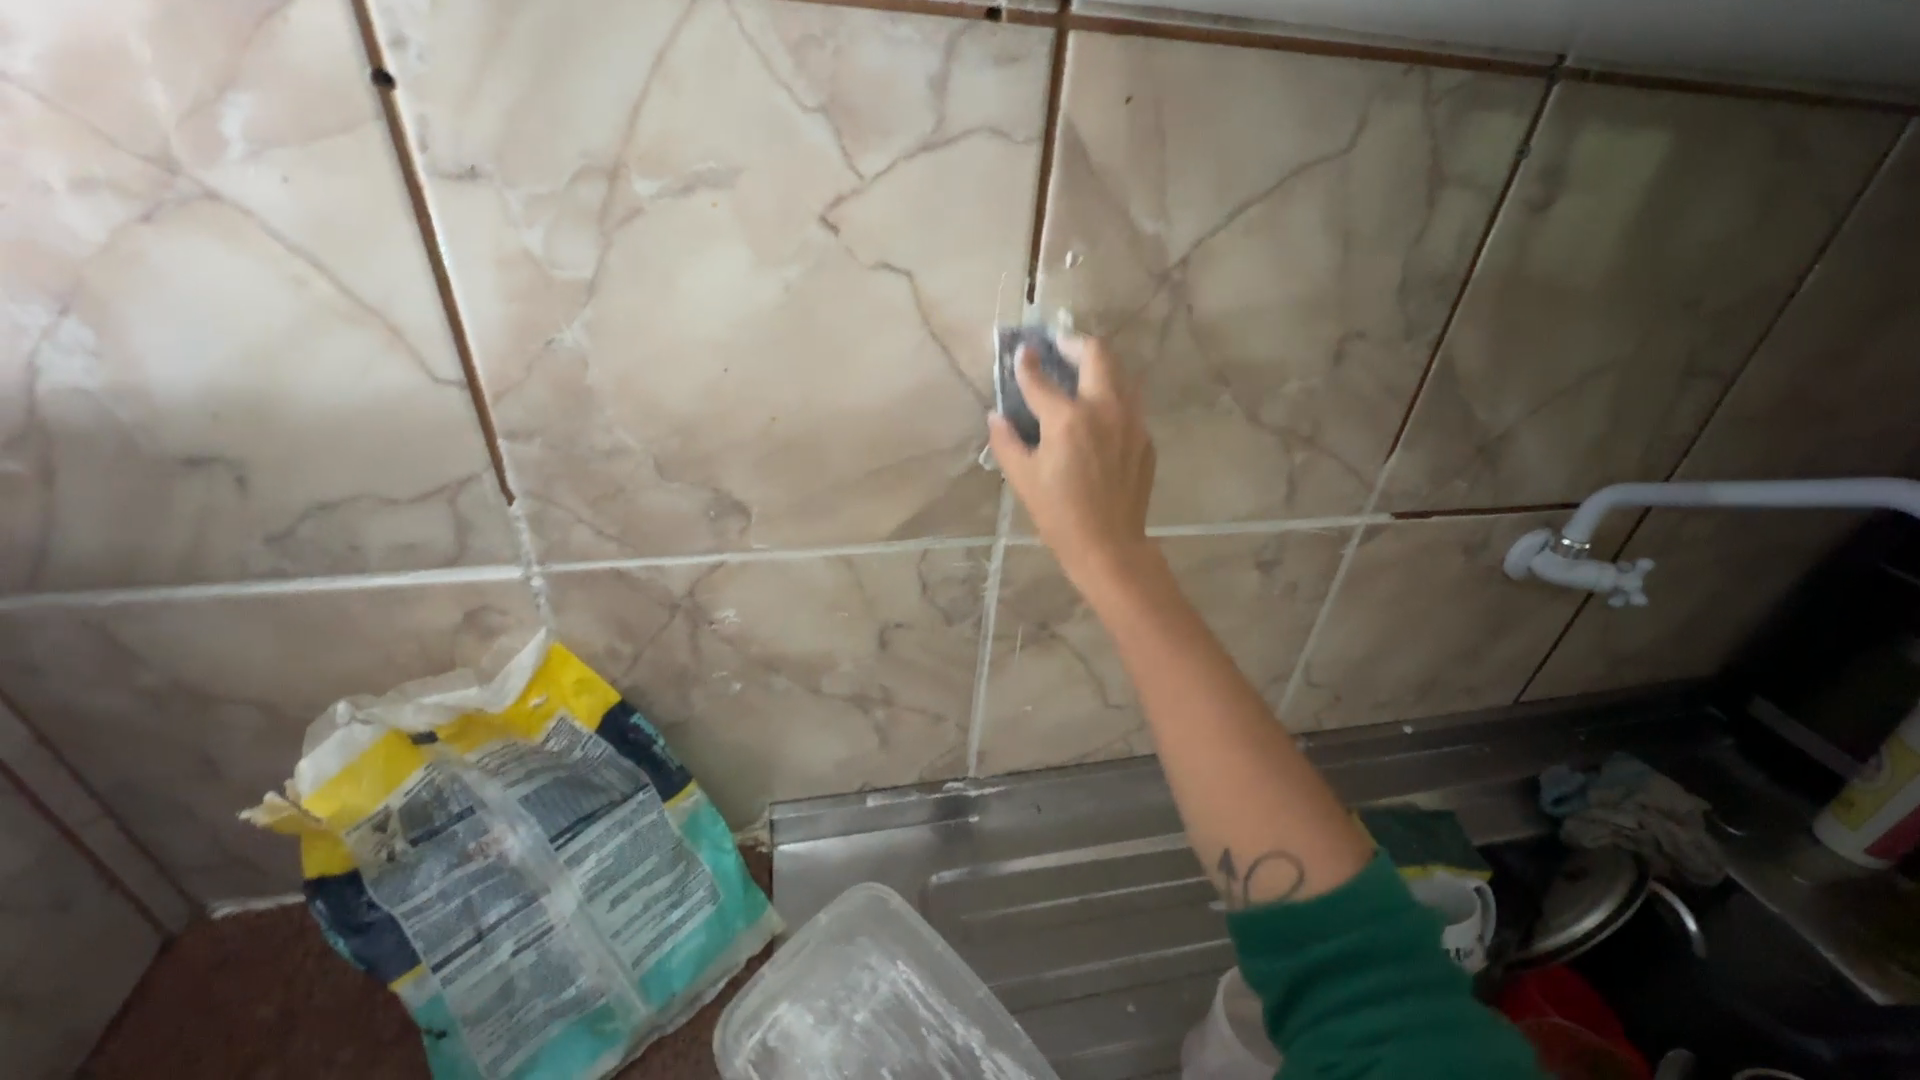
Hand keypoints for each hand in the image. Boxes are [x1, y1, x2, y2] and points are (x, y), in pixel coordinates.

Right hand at [988, 336, 1158, 594]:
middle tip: (1059, 348)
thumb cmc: (1059, 515)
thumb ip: (1006, 441)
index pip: (1040, 378)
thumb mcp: (1022, 478)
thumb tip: (997, 416)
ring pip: (1120, 373)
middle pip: (1096, 354)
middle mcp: (1104, 409)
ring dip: (1099, 365)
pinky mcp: (1145, 438)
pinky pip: (1129, 403)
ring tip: (1081, 371)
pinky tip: (1099, 412)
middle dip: (1074, 343)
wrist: (1109, 544)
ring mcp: (1131, 421)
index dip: (1027, 363)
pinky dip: (1112, 395)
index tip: (1022, 354)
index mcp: (1068, 418)